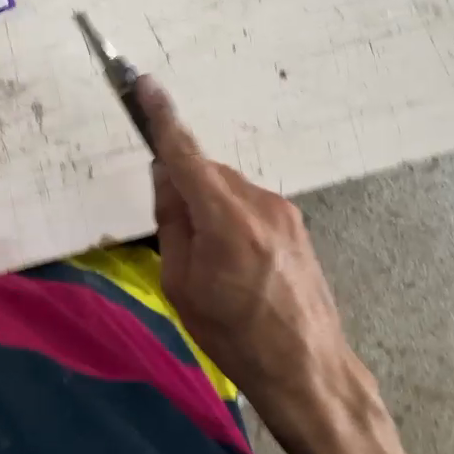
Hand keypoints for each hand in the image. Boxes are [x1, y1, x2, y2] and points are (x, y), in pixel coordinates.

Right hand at [138, 77, 362, 445]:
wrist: (308, 370)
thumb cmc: (232, 335)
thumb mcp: (180, 284)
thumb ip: (171, 220)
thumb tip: (166, 176)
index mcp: (224, 218)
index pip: (183, 154)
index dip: (161, 117)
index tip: (145, 84)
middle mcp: (259, 202)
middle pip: (205, 172)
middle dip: (184, 188)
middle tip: (178, 238)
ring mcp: (284, 211)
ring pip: (226, 188)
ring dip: (209, 206)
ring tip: (214, 263)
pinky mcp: (296, 224)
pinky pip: (248, 205)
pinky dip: (231, 217)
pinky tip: (237, 263)